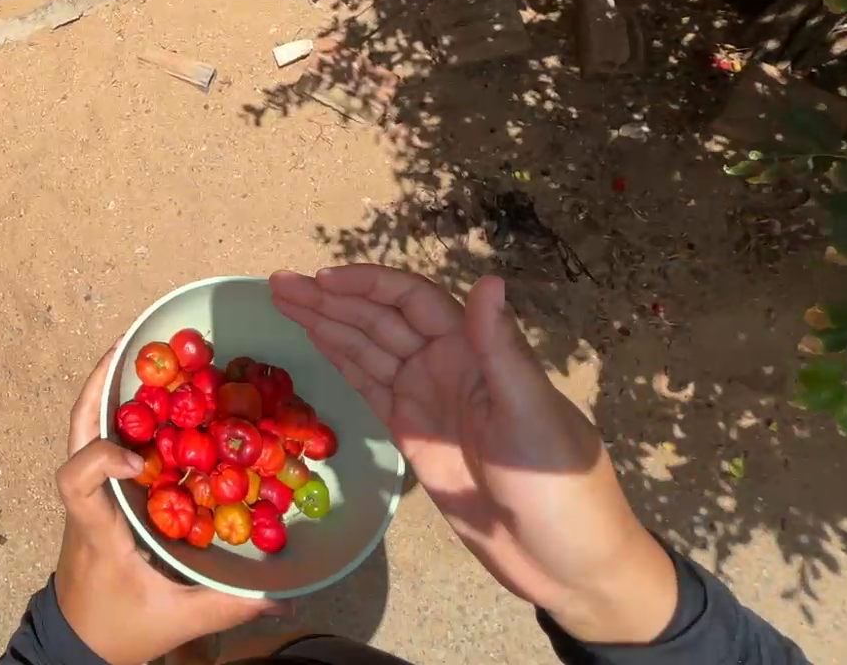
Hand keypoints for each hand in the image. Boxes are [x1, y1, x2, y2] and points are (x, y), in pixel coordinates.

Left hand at [53, 342, 280, 662]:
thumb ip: (226, 605)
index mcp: (97, 524)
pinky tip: (150, 393)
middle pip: (76, 429)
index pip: (76, 481)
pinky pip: (102, 438)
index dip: (100, 459)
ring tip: (134, 352)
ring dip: (106, 388)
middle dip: (98, 385)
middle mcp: (87, 497)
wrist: (79, 637)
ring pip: (85, 426)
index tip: (137, 463)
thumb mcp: (175, 618)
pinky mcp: (100, 488)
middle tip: (126, 347)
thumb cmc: (120, 625)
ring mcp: (90, 489)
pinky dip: (119, 410)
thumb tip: (282, 594)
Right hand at [269, 265, 676, 643]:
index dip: (365, 285)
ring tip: (281, 298)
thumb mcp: (533, 418)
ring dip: (323, 322)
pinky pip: (365, 382)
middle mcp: (442, 364)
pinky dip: (337, 357)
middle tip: (279, 284)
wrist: (566, 566)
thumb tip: (490, 280)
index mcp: (472, 352)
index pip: (410, 301)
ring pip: (363, 347)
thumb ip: (502, 349)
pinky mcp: (409, 429)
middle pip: (375, 319)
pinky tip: (312, 337)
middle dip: (328, 299)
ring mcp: (422, 397)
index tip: (321, 281)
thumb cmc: (561, 489)